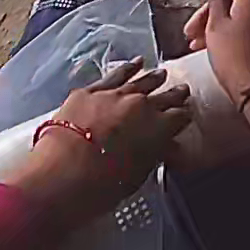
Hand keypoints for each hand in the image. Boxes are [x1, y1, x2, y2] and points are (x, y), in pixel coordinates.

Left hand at [6, 57, 190, 225]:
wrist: (64, 173)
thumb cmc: (103, 186)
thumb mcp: (138, 176)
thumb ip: (151, 157)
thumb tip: (158, 148)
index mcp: (160, 128)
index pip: (180, 117)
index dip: (184, 116)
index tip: (186, 115)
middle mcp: (142, 106)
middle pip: (163, 96)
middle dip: (174, 94)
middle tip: (182, 90)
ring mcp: (115, 95)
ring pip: (139, 81)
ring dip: (152, 78)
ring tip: (161, 74)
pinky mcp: (90, 92)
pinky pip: (113, 76)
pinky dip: (126, 69)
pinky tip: (134, 64)